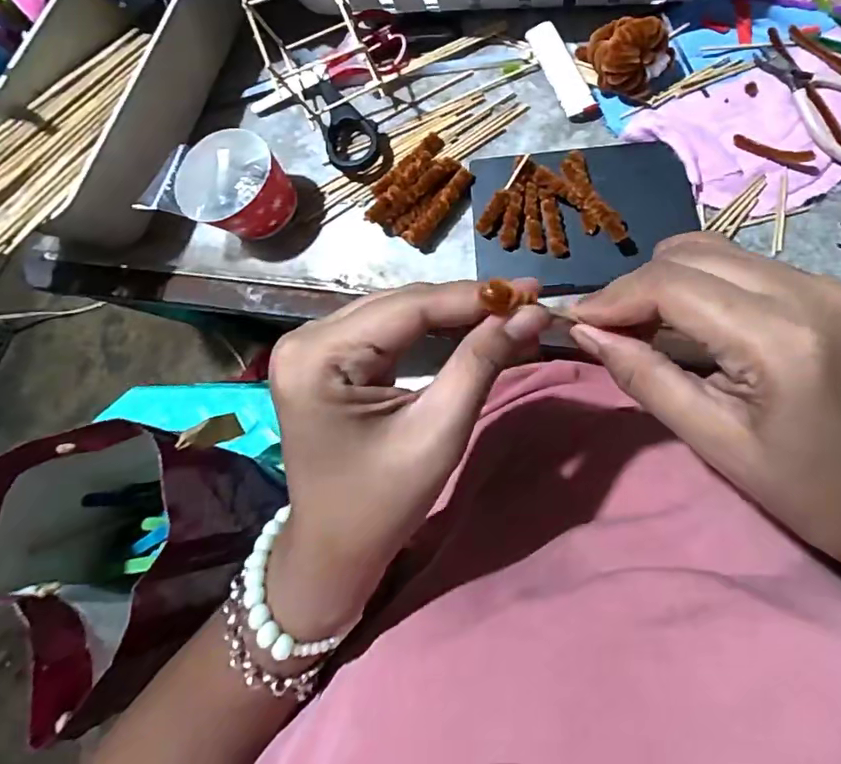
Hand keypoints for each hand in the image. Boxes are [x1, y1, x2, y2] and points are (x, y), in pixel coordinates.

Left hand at [264, 281, 551, 642]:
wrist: (335, 550)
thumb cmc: (382, 502)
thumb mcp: (438, 432)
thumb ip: (481, 363)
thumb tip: (531, 315)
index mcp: (319, 356)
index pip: (410, 307)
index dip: (475, 296)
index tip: (532, 291)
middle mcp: (308, 338)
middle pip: (405, 303)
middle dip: (469, 304)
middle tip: (528, 303)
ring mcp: (315, 345)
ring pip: (401, 311)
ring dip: (457, 313)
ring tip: (510, 313)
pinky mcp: (329, 356)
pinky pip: (391, 329)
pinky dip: (436, 329)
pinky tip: (474, 326)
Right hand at [567, 234, 840, 569]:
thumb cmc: (803, 490)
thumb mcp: (714, 441)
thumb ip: (645, 377)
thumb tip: (586, 331)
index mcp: (782, 337)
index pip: (675, 285)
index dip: (616, 296)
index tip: (577, 319)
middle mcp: (809, 290)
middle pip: (693, 253)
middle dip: (639, 285)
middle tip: (608, 327)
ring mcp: (825, 282)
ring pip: (716, 250)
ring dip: (670, 280)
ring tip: (645, 323)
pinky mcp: (829, 286)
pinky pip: (745, 265)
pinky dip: (704, 283)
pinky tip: (692, 320)